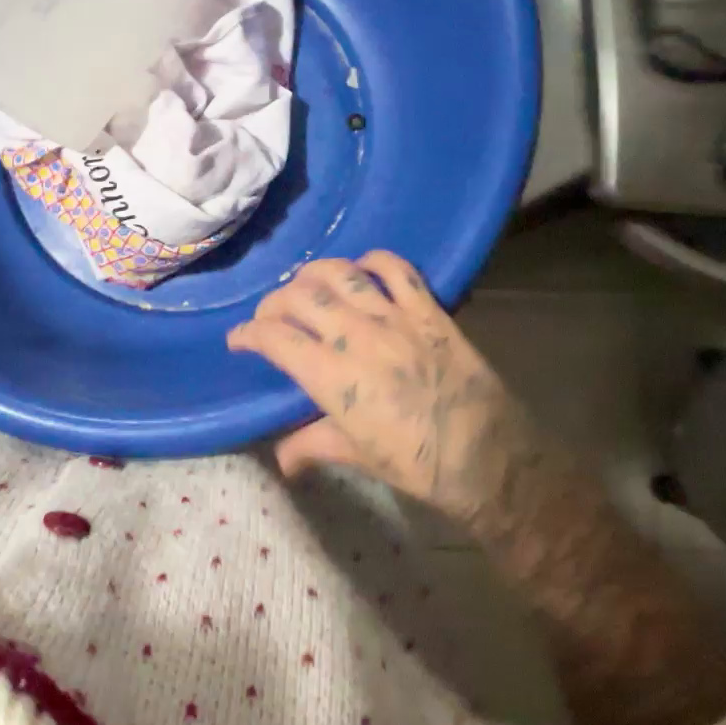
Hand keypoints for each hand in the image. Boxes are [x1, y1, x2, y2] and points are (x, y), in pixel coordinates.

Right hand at [227, 251, 525, 515]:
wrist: (487, 453)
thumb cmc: (417, 463)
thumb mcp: (358, 456)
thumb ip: (312, 446)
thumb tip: (281, 458)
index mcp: (333, 377)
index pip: (276, 339)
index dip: (248, 334)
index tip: (238, 338)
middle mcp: (357, 337)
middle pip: (301, 297)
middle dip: (275, 302)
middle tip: (271, 316)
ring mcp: (394, 318)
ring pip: (341, 274)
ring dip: (315, 274)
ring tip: (307, 286)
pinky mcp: (428, 310)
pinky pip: (397, 269)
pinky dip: (373, 260)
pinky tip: (362, 267)